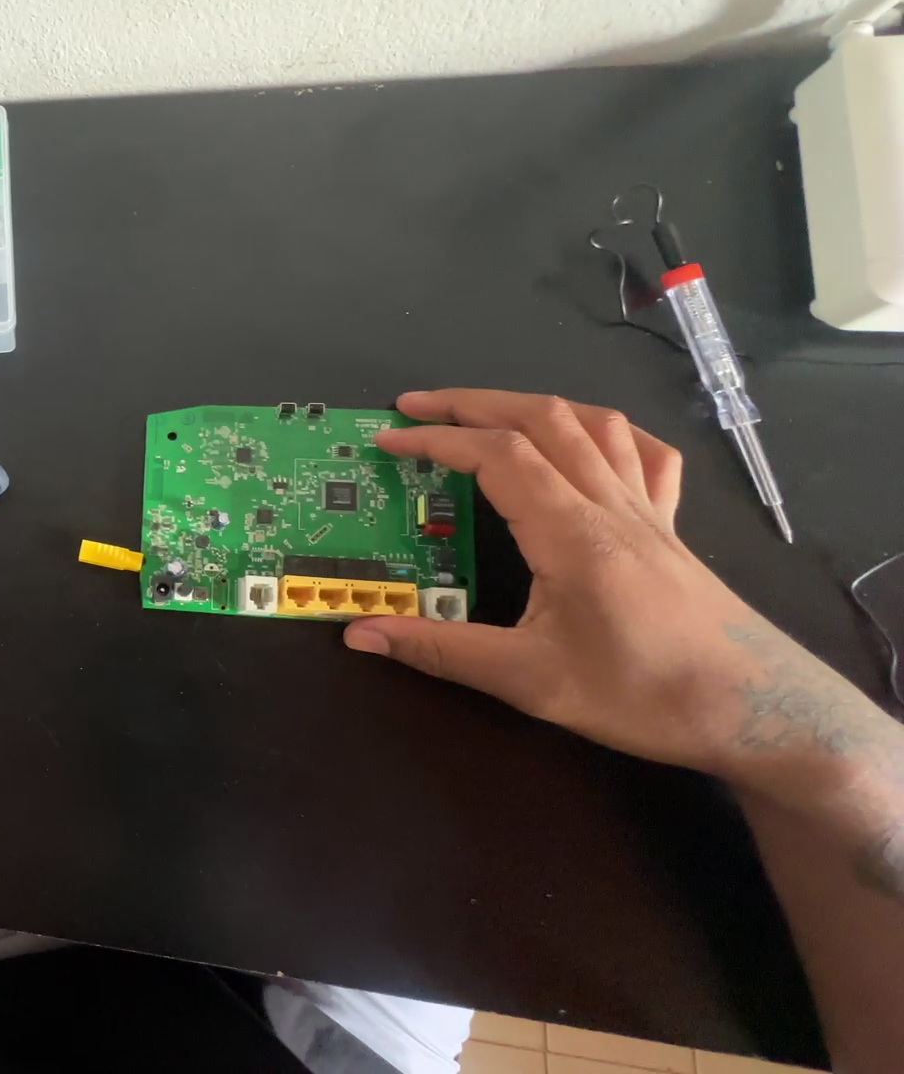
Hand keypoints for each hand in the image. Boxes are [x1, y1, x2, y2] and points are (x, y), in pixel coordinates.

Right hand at [342, 389, 887, 794]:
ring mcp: (646, 511)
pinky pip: (644, 454)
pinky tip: (583, 437)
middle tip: (414, 407)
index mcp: (572, 534)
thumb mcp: (526, 680)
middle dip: (471, 403)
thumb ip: (438, 650)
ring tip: (480, 411)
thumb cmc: (641, 695)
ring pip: (592, 424)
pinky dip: (604, 430)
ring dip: (528, 405)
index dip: (436, 441)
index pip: (499, 457)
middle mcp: (610, 506)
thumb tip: (358, 634)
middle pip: (543, 420)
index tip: (387, 440)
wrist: (761, 716)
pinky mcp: (668, 526)